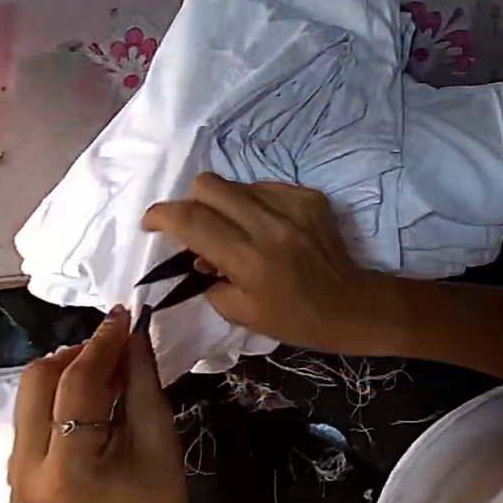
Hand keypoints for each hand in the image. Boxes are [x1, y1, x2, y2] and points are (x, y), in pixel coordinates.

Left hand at [9, 307, 191, 502]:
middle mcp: (25, 471)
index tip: (123, 315)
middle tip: (118, 345)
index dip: (101, 345)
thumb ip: (140, 377)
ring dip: (71, 367)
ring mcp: (14, 471)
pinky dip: (63, 387)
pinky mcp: (16, 465)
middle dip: (80, 353)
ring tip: (110, 368)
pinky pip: (34, 406)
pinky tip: (94, 389)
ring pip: (31, 389)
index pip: (75, 387)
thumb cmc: (158, 493)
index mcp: (65, 470)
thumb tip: (130, 331)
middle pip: (38, 381)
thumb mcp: (158, 431)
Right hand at [140, 173, 394, 355]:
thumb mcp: (240, 311)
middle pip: (208, 185)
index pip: (190, 219)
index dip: (160, 215)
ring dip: (225, 205)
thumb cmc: (293, 318)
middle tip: (197, 227)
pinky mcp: (310, 197)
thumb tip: (196, 252)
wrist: (351, 304)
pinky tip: (268, 229)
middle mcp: (268, 224)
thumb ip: (209, 277)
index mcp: (248, 258)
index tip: (151, 224)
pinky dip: (255, 205)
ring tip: (238, 232)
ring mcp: (292, 205)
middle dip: (191, 203)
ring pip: (236, 184)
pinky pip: (265, 188)